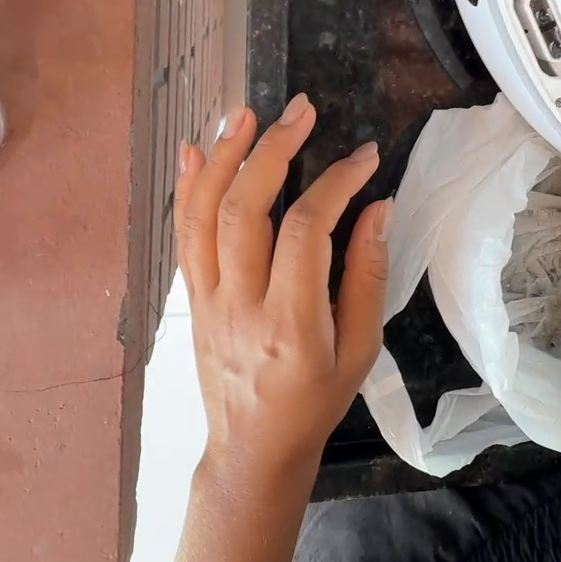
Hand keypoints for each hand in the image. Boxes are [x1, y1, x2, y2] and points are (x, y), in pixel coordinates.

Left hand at [173, 93, 389, 479]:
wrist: (253, 450)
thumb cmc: (315, 400)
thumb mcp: (360, 349)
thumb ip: (368, 274)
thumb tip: (378, 207)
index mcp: (290, 323)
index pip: (306, 231)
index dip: (336, 183)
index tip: (365, 156)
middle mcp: (239, 304)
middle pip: (244, 211)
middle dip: (272, 150)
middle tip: (301, 111)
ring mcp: (206, 299)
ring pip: (203, 215)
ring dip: (223, 156)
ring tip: (245, 112)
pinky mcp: (191, 297)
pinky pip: (182, 235)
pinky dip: (186, 187)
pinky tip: (193, 149)